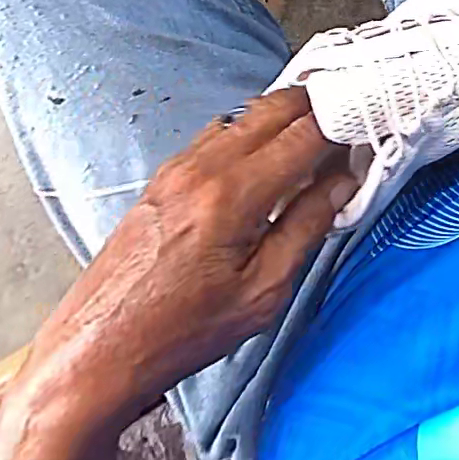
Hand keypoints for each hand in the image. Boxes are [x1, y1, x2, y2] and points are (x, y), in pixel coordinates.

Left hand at [0, 89, 355, 459]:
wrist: (93, 354)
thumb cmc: (179, 332)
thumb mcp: (263, 291)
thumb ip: (309, 225)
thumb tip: (343, 181)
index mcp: (234, 195)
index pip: (306, 133)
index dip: (343, 123)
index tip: (366, 127)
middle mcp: (205, 165)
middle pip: (278, 105)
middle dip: (319, 105)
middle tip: (346, 123)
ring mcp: (181, 164)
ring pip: (250, 112)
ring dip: (287, 116)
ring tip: (312, 142)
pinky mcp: (167, 173)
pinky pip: (223, 130)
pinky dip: (255, 130)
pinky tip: (265, 160)